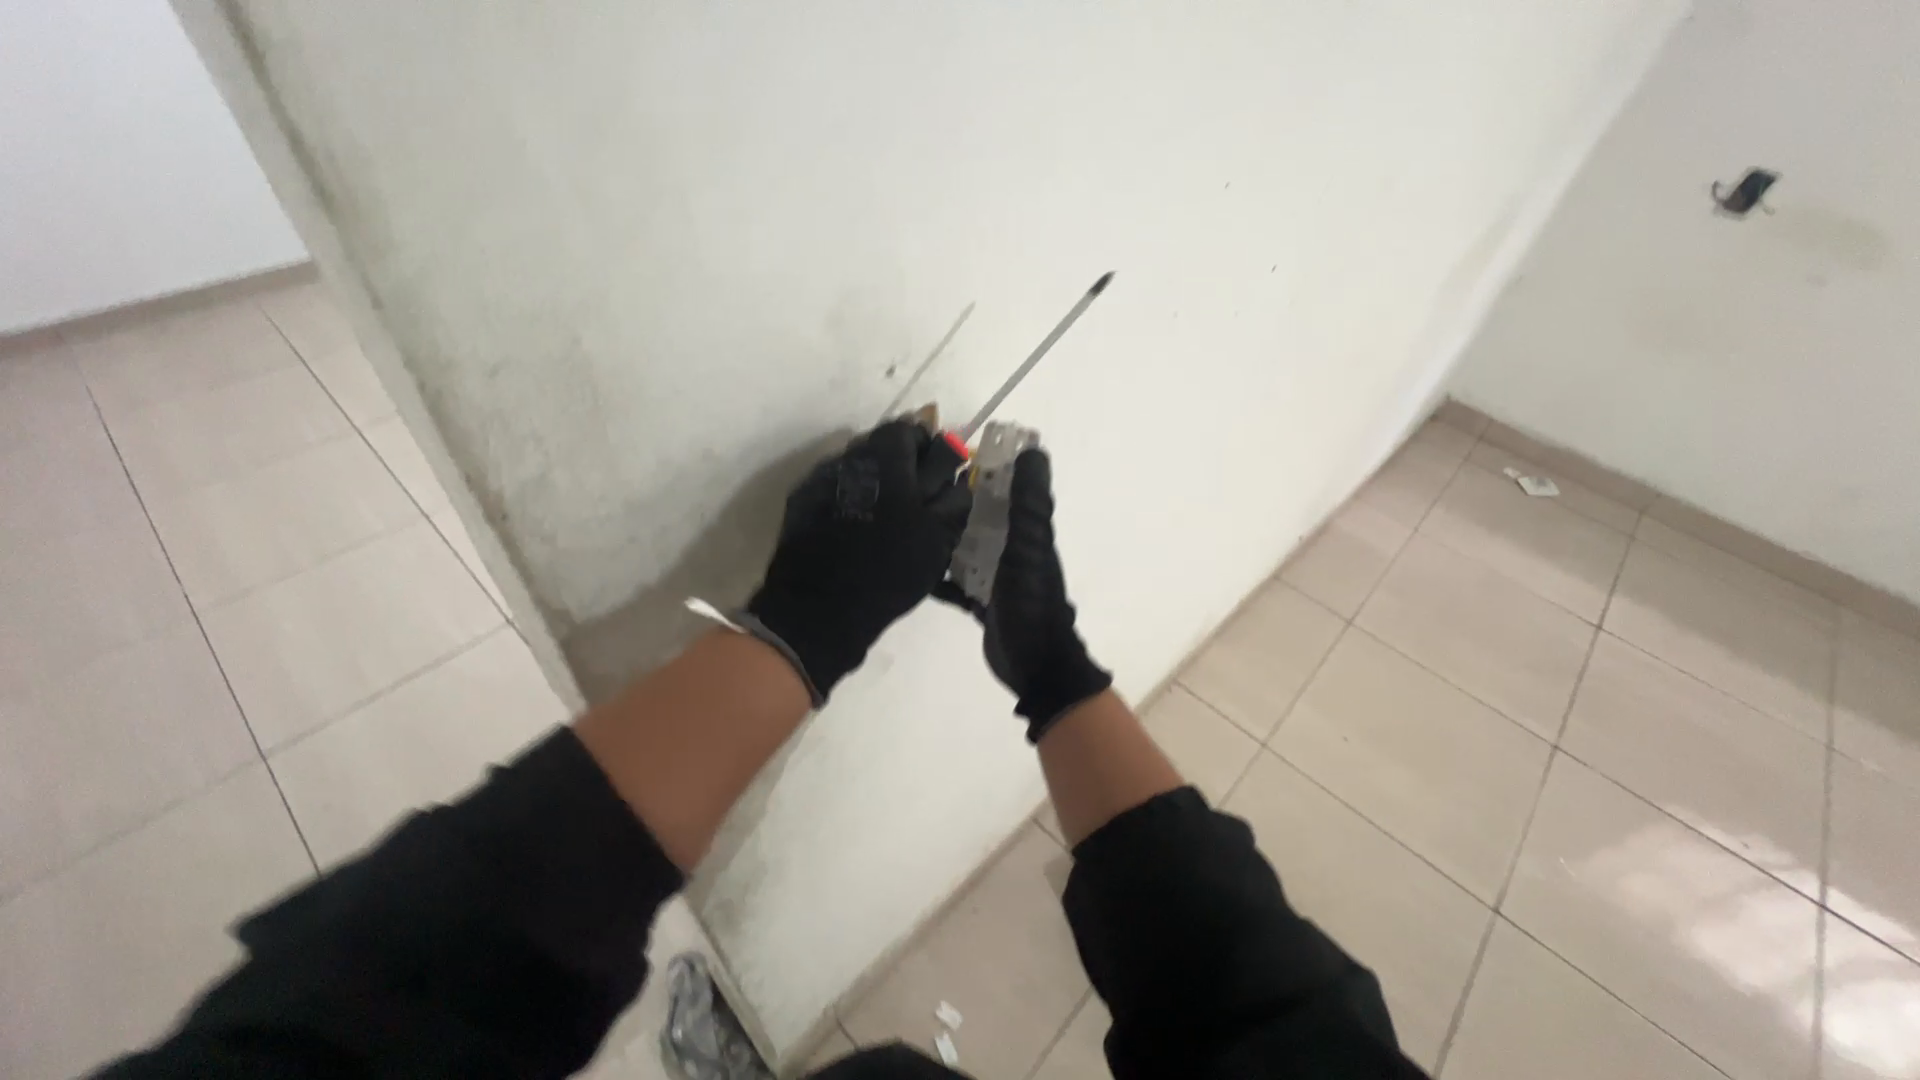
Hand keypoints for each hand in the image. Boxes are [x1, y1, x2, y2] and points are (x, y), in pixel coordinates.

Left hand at [744, 419, 971, 703]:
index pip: (911, 430)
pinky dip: (850, 501)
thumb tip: (956, 476)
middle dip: (901, 466)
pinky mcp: (800, 502)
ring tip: (885, 518)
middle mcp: (849, 457)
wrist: (819, 606)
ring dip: (874, 483)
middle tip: (915, 501)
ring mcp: (820, 479)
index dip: (928, 450)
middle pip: (881, 446)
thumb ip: (952, 499)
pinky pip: (834, 490)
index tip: (938, 476)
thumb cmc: (890, 568)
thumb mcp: (938, 537)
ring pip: (858, 468)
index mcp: (886, 457)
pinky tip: (856, 530)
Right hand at [936, 449, 1111, 741]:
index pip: (1007, 490)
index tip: (949, 455)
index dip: (985, 470)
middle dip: (955, 504)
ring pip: (966, 548)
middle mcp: (1013, 548)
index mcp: (1027, 531)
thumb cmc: (1033, 603)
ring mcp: (996, 577)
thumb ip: (1030, 505)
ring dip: (943, 538)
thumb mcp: (1030, 548)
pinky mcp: (982, 603)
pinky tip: (912, 570)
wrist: (1036, 664)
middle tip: (914, 489)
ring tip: (906, 525)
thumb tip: (1033, 451)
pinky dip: (939, 578)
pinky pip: (957, 583)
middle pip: (982, 517)